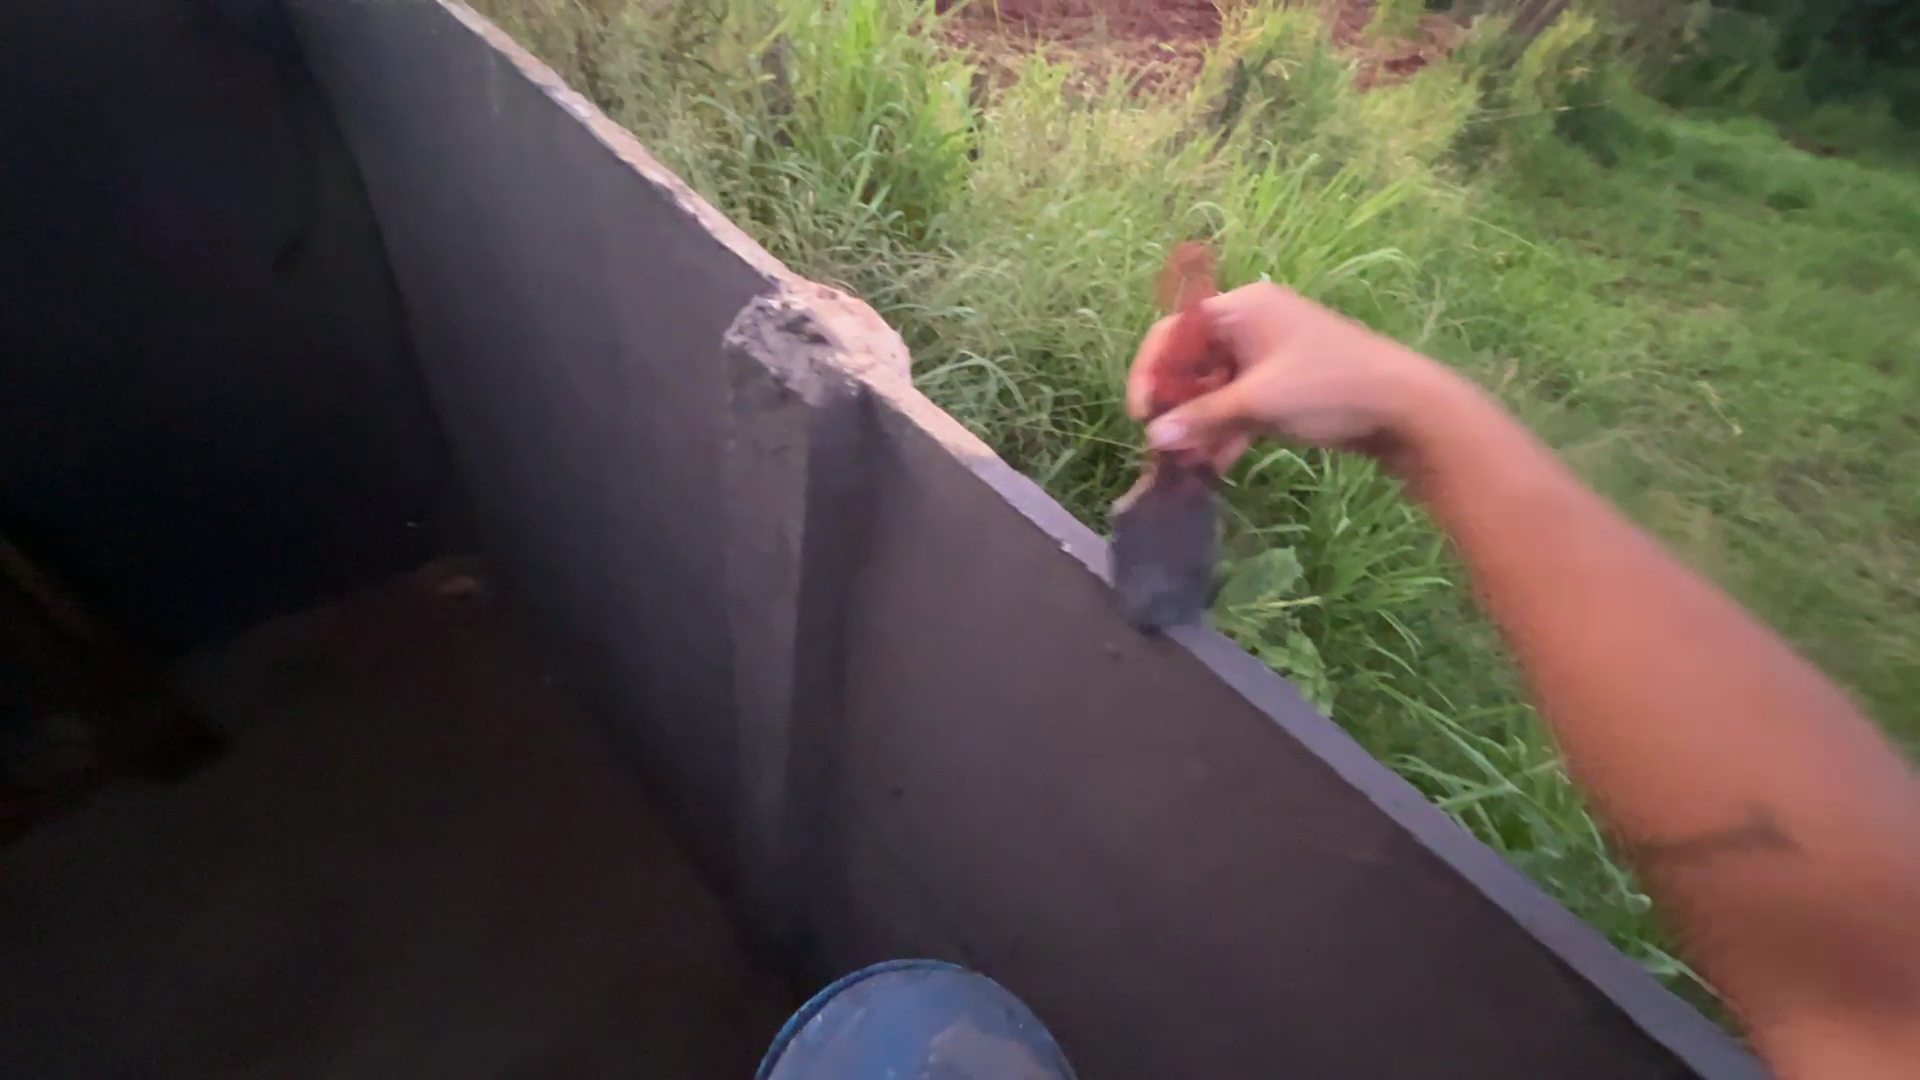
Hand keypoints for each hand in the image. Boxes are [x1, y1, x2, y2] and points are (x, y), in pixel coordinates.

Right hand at [1125, 282, 1464, 471]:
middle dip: (1175, 406)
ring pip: (1211, 389)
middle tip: (1164, 443)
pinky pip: (1235, 403)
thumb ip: (1201, 418)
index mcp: (1240, 310)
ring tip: (1187, 462)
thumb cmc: (1328, 388)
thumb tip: (1152, 436)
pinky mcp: (1278, 384)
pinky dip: (1223, 430)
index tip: (1142, 414)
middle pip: (1190, 363)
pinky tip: (1215, 464)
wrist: (1406, 408)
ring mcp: (1264, 356)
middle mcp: (1248, 326)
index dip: (1150, 372)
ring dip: (1198, 425)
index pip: (1174, 333)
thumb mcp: (1258, 402)